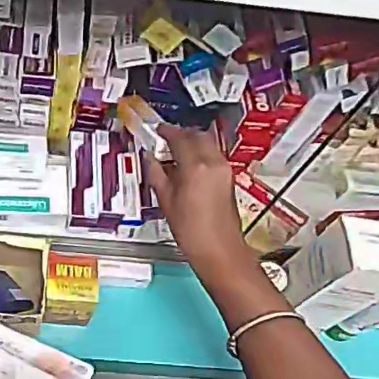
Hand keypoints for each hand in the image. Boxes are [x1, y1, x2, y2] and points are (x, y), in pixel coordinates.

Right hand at [145, 125, 249, 274]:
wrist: (218, 248)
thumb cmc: (192, 231)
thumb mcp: (166, 201)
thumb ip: (156, 174)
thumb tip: (150, 159)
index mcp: (195, 167)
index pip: (180, 138)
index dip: (167, 132)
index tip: (158, 131)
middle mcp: (213, 163)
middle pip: (197, 135)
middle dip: (181, 133)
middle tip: (166, 138)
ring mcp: (224, 169)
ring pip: (208, 143)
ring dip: (192, 142)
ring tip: (176, 151)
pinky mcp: (229, 177)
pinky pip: (213, 155)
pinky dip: (200, 153)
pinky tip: (188, 165)